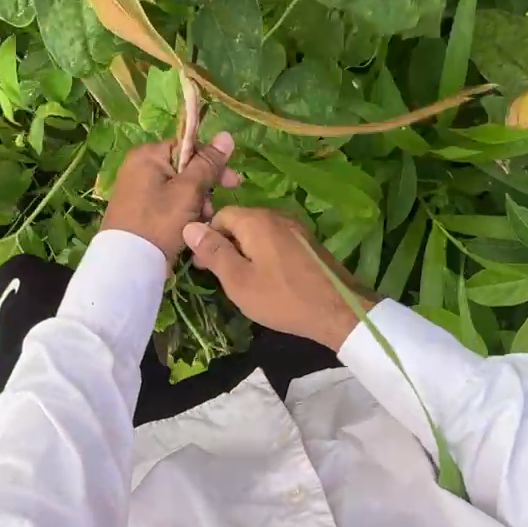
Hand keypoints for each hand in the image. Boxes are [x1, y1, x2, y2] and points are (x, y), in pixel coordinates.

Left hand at [101, 134, 240, 264]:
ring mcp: (138, 189)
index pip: (189, 147)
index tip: (232, 182)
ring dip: (196, 203)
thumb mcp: (189, 190)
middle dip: (205, 188)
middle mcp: (140, 167)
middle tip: (215, 208)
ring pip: (179, 188)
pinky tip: (190, 227)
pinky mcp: (139, 209)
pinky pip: (168, 202)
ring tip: (202, 221)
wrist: (129, 262)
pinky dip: (182, 212)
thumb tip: (226, 135)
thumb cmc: (160, 221)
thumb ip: (208, 164)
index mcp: (148, 155)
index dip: (213, 163)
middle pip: (184, 168)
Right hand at [181, 207, 381, 350]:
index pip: (220, 215)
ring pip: (259, 233)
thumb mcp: (238, 280)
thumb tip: (189, 226)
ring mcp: (296, 228)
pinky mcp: (308, 243)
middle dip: (225, 245)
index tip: (204, 265)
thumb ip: (213, 252)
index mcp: (256, 220)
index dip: (207, 238)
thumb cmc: (282, 298)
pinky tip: (267, 278)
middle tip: (220, 276)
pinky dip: (264, 254)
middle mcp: (277, 216)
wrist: (338, 311)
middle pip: (240, 222)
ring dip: (245, 251)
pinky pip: (276, 241)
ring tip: (242, 280)